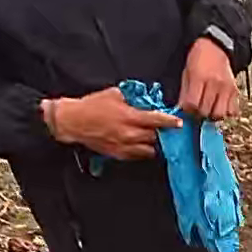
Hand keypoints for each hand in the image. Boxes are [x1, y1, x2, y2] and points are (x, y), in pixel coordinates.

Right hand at [42, 87, 180, 159]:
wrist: (73, 122)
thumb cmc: (91, 106)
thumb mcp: (113, 95)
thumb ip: (131, 98)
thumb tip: (144, 100)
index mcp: (130, 117)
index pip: (156, 120)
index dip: (170, 122)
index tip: (179, 123)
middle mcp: (130, 134)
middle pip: (156, 137)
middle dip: (161, 133)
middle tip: (164, 129)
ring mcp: (125, 146)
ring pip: (150, 150)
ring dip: (153, 144)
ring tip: (152, 138)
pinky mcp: (120, 155)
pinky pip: (139, 156)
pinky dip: (143, 150)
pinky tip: (141, 144)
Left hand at [179, 37, 240, 120]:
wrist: (216, 47)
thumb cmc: (198, 60)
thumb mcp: (187, 73)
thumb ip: (184, 93)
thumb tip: (182, 111)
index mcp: (199, 77)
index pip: (192, 104)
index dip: (188, 110)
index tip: (188, 107)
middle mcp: (214, 84)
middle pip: (205, 111)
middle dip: (199, 114)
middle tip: (197, 109)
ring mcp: (226, 89)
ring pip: (219, 115)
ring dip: (213, 115)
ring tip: (209, 109)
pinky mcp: (235, 92)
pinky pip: (232, 112)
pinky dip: (226, 113)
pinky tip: (220, 106)